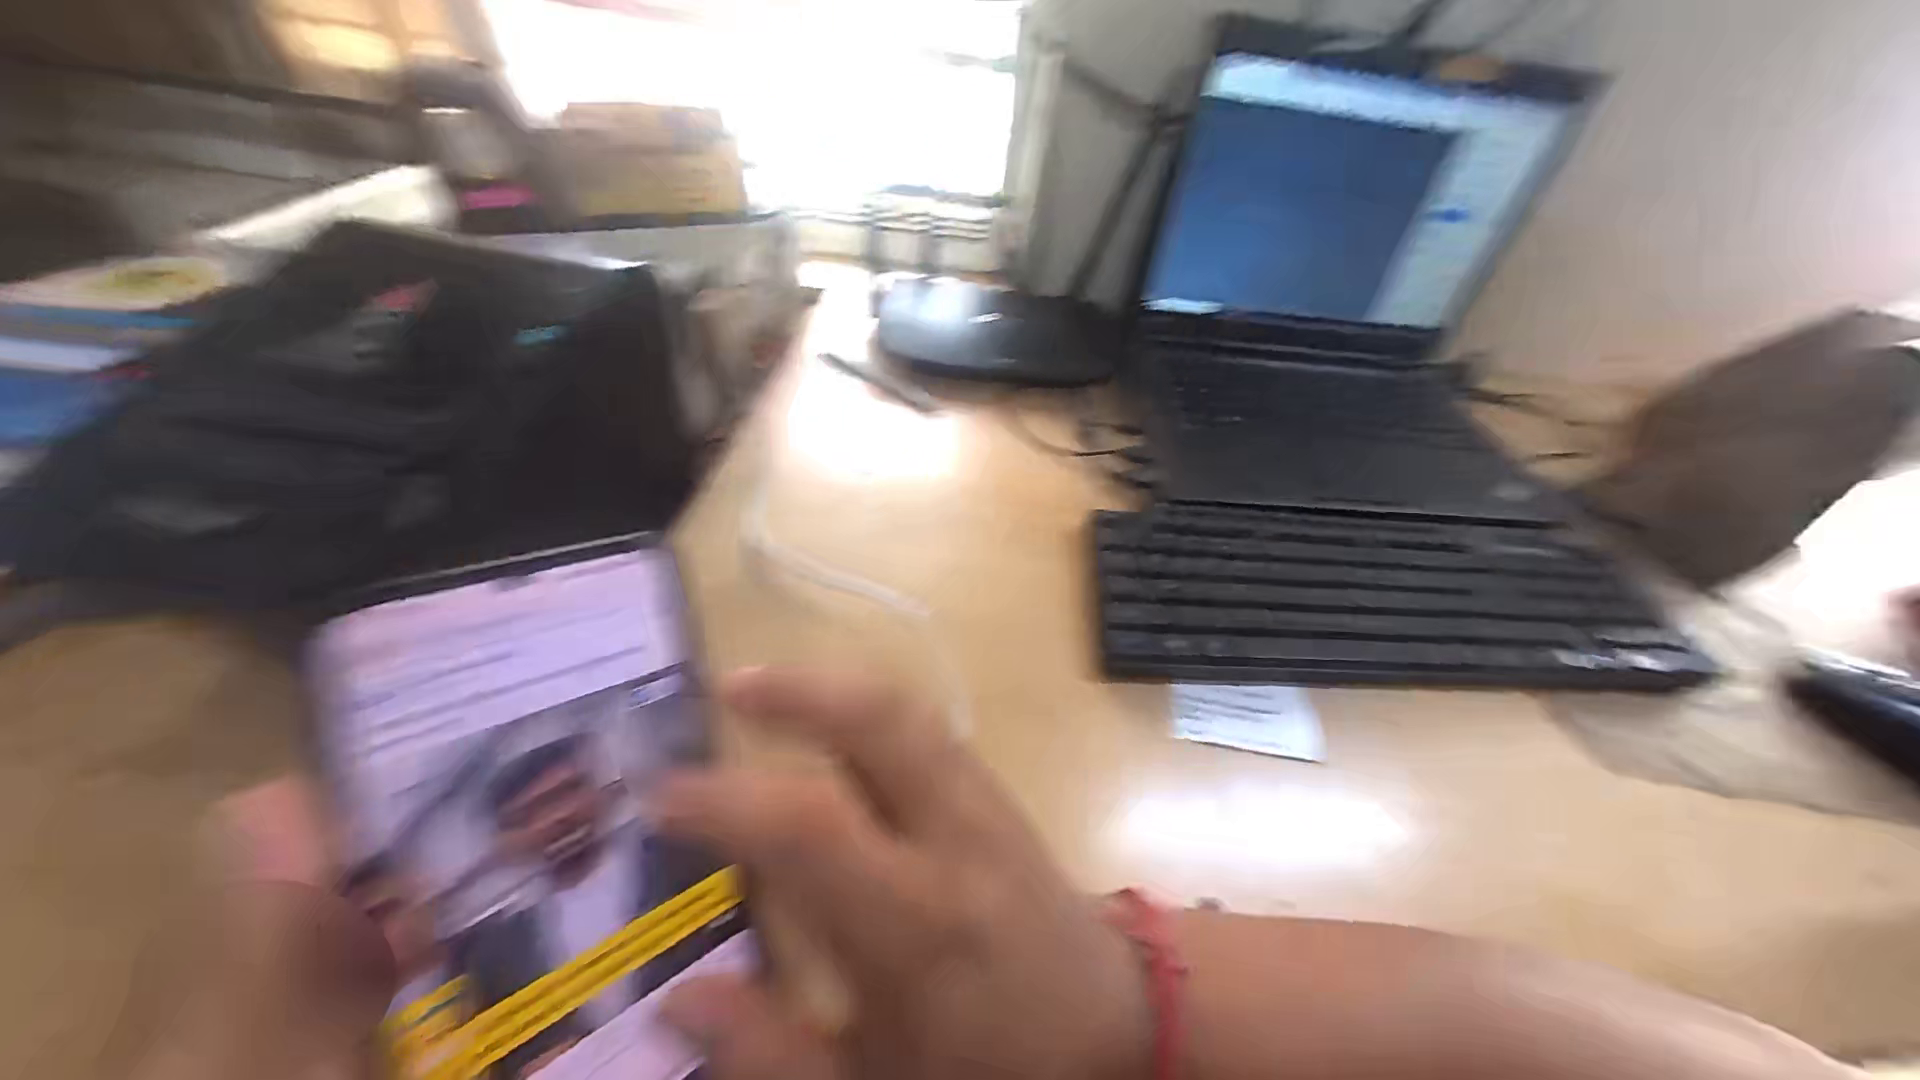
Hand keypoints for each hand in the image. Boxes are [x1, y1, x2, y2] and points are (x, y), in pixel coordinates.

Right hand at [655, 667, 1150, 1079]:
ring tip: (761, 689)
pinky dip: (865, 708)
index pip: (812, 826)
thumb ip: (772, 1049)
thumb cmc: (992, 1060)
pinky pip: (922, 726)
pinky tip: (827, 717)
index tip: (663, 793)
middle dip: (799, 692)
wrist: (1107, 1016)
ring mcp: (983, 796)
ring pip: (905, 710)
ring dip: (830, 688)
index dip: (729, 800)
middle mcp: (954, 833)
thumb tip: (681, 997)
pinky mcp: (994, 786)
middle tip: (728, 688)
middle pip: (880, 723)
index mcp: (918, 918)